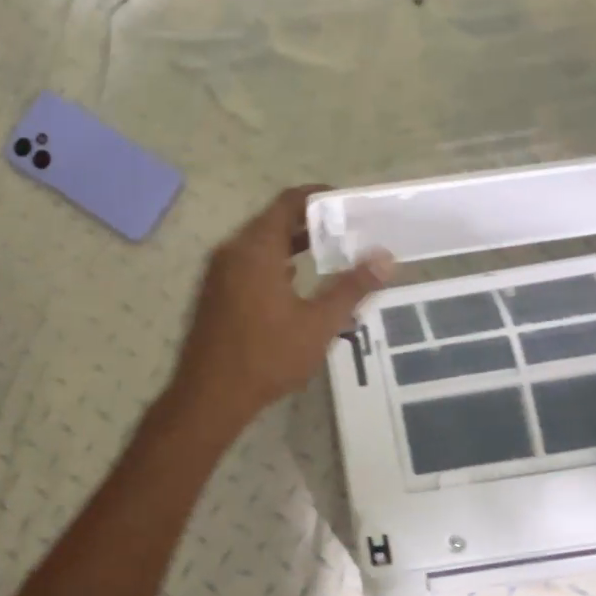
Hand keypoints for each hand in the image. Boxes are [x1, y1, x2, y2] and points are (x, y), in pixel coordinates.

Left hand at [164, 186, 392, 436]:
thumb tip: (386, 258)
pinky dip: (276, 263)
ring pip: (261, 244)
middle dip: (312, 223)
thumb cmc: (266, 356)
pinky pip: (249, 263)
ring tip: (333, 255)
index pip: (289, 202)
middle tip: (350, 232)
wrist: (209, 397)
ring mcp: (220, 272)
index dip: (320, 197)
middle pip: (275, 220)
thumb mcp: (318, 324)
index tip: (349, 206)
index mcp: (256, 248)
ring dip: (294, 244)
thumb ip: (352, 287)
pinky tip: (299, 282)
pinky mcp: (216, 292)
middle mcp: (233, 250)